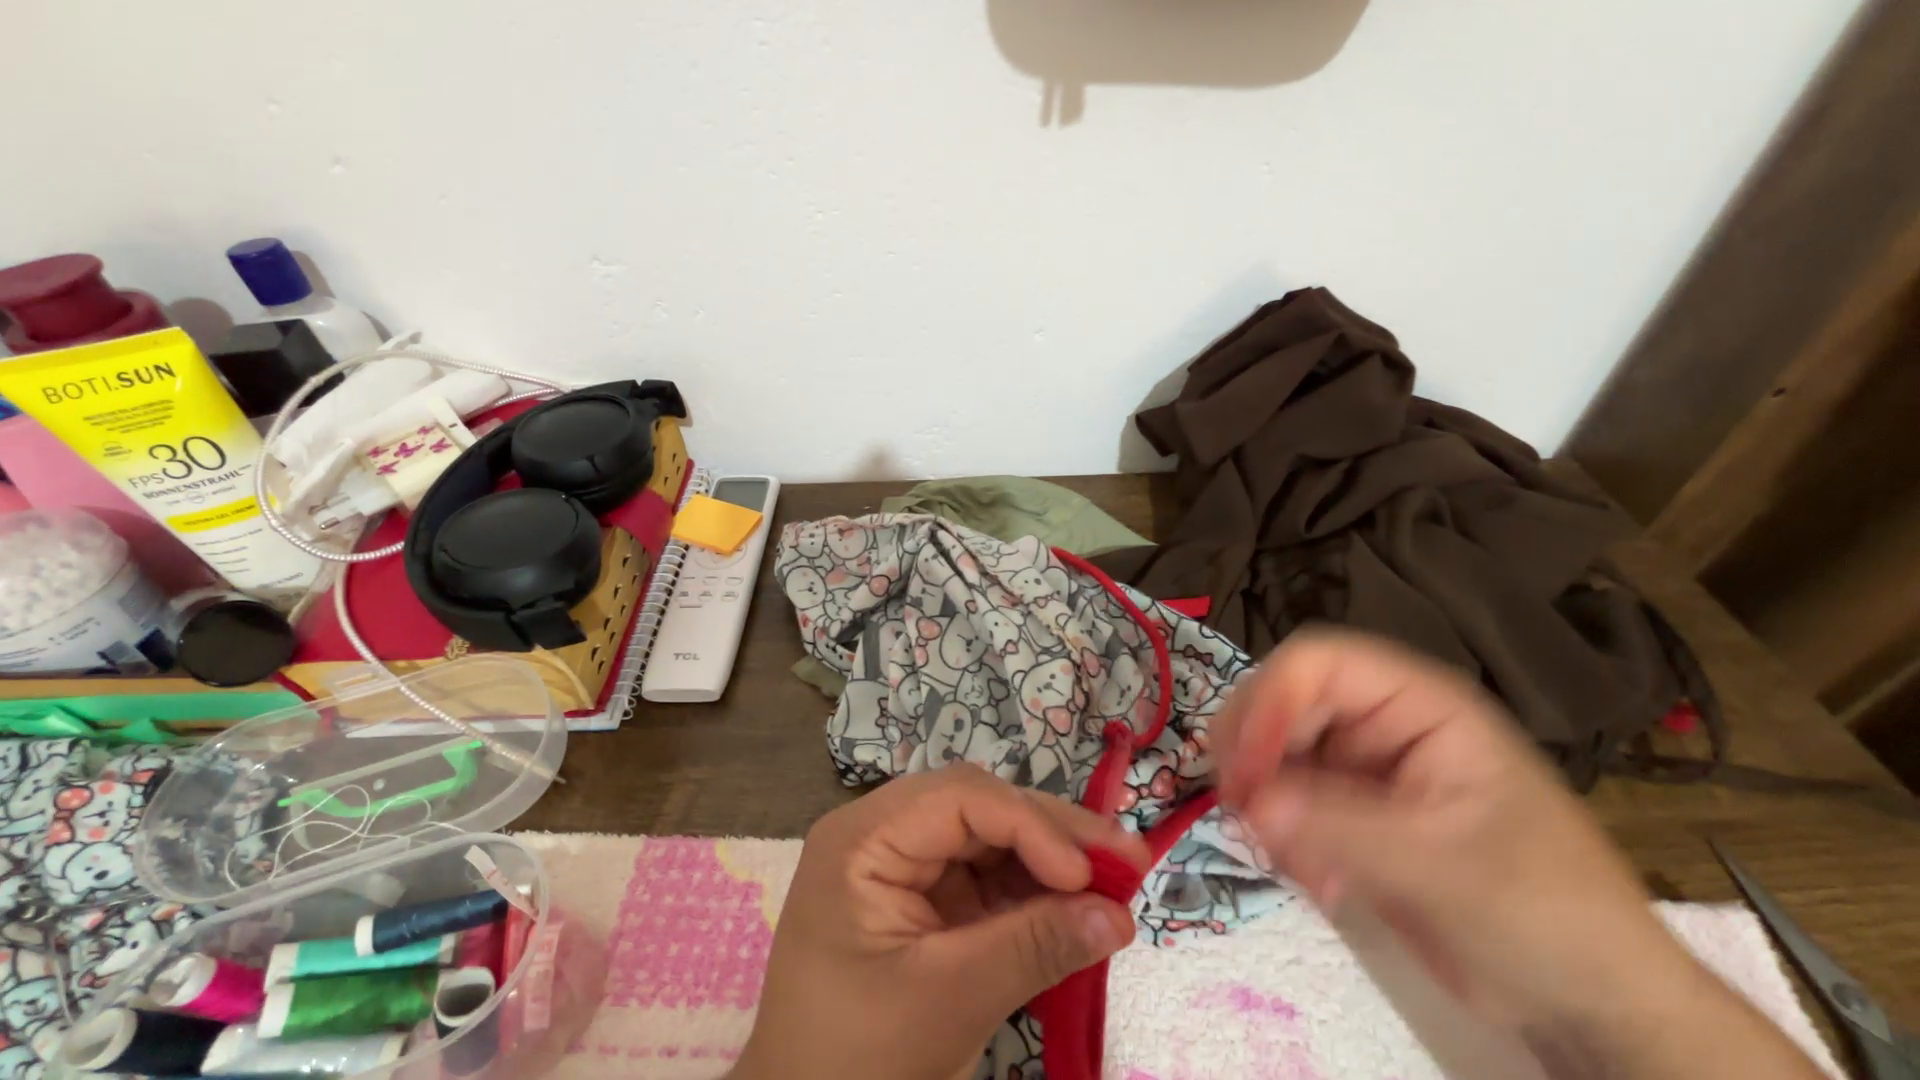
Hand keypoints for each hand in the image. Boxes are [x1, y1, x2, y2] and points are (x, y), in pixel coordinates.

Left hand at [732, 764, 1146, 1079]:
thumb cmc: (858, 1057)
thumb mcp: (949, 1000)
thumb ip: (1035, 947)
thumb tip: (1120, 915)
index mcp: (862, 840)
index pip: (959, 798)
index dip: (1031, 825)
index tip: (1087, 875)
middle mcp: (880, 836)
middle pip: (979, 808)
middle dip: (1052, 834)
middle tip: (1126, 862)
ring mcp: (902, 868)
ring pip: (990, 838)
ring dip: (1051, 860)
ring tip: (1114, 885)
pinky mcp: (923, 902)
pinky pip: (987, 878)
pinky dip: (1033, 892)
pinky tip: (1075, 909)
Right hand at [1213, 628, 1823, 1078]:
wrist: (1588, 998)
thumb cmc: (1542, 912)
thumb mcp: (1443, 866)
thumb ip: (1339, 827)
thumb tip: (1247, 800)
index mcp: (1421, 706)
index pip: (1319, 664)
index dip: (1271, 701)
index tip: (1245, 770)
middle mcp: (1384, 725)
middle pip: (1283, 702)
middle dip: (1255, 754)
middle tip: (1243, 814)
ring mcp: (1364, 772)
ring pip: (1275, 756)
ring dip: (1267, 805)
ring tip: (1302, 869)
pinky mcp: (1351, 818)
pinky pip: (1286, 805)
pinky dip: (1283, 839)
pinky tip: (1320, 885)